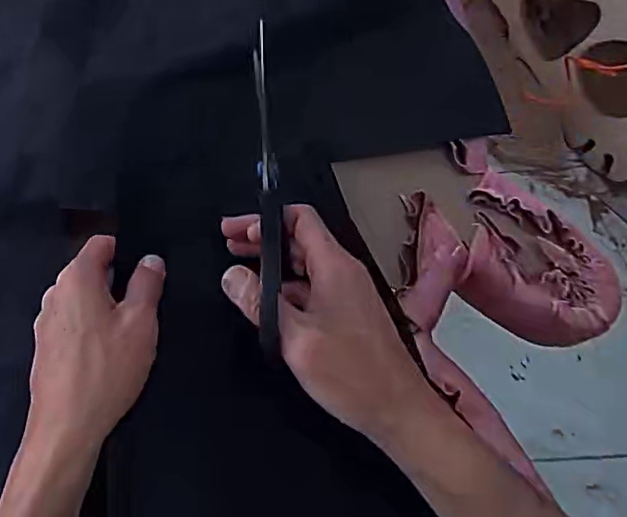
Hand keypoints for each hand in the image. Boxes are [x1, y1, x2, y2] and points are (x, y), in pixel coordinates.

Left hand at [26, 235, 164, 449]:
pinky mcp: (45, 349)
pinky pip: (74, 326)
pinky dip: (91, 333)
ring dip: (105, 310)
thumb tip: (150, 261)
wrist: (66, 432)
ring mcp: (46, 324)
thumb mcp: (141, 321)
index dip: (126, 250)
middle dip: (118, 284)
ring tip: (125, 339)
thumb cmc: (103, 374)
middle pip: (93, 271)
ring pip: (84, 300)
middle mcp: (55, 295)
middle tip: (140, 310)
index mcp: (76, 278)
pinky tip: (106, 359)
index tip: (143, 271)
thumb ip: (148, 282)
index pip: (101, 242)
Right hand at [220, 205, 441, 443]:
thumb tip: (233, 276)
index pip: (299, 218)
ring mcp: (347, 290)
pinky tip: (268, 302)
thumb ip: (261, 304)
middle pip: (298, 238)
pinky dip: (287, 286)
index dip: (265, 219)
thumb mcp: (296, 338)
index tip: (235, 229)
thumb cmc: (354, 374)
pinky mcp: (348, 310)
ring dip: (273, 263)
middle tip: (229, 242)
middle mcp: (343, 270)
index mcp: (335, 264)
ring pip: (304, 263)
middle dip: (262, 238)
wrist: (398, 408)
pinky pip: (312, 285)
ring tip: (241, 268)